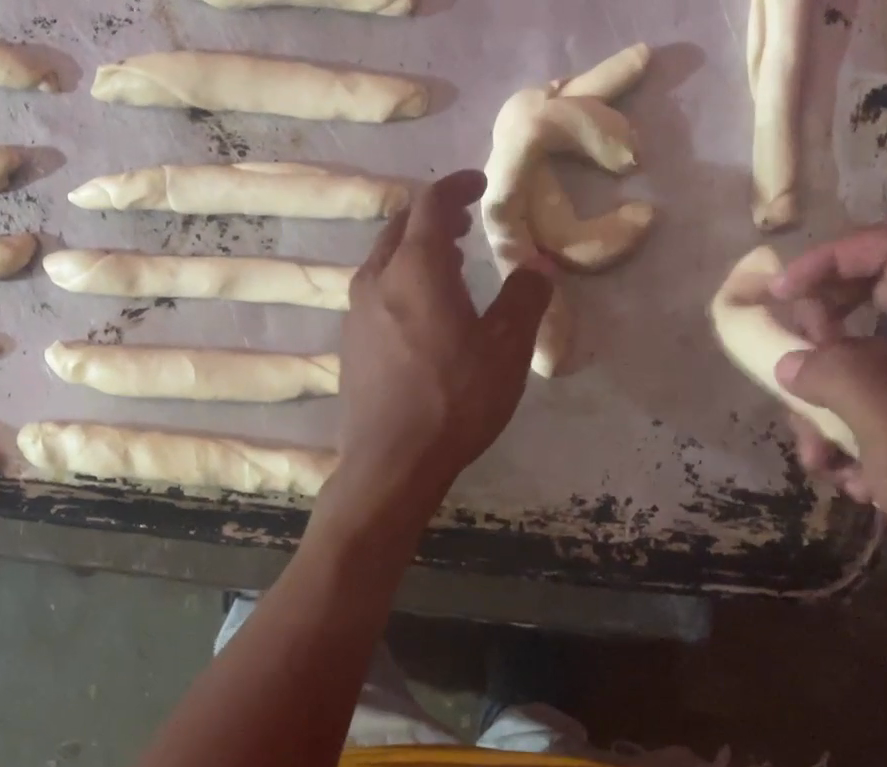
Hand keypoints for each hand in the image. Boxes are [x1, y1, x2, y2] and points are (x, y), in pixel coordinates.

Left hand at [329, 170, 552, 517]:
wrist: (391, 462)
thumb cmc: (454, 401)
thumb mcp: (506, 349)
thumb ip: (525, 298)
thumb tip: (536, 264)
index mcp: (415, 268)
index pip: (431, 204)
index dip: (457, 186)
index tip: (480, 184)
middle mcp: (376, 281)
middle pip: (399, 229)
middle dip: (434, 219)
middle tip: (465, 226)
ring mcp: (355, 316)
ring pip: (383, 264)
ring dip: (415, 254)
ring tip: (450, 268)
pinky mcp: (350, 347)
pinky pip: (375, 297)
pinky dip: (400, 286)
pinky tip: (421, 316)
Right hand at [771, 225, 886, 573]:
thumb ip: (837, 378)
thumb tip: (787, 362)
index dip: (828, 260)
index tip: (775, 295)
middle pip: (861, 298)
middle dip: (813, 340)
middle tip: (785, 374)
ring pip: (845, 356)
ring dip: (816, 404)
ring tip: (822, 455)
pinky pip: (850, 396)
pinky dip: (832, 431)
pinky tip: (844, 473)